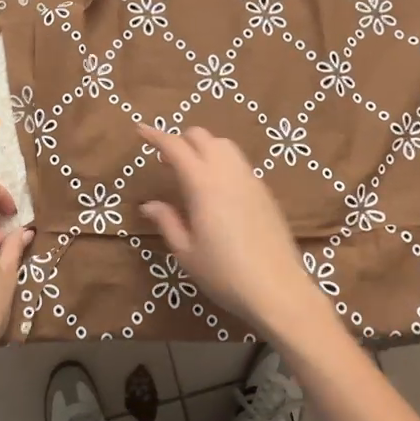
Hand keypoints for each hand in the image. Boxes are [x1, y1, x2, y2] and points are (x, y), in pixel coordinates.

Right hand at [137, 126, 326, 333]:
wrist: (279, 290)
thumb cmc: (225, 274)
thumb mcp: (187, 252)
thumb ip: (167, 221)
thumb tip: (149, 204)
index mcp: (202, 183)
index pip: (175, 146)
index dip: (155, 136)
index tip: (140, 131)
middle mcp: (226, 172)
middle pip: (200, 136)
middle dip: (180, 140)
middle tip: (166, 162)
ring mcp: (249, 178)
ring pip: (222, 144)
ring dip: (203, 147)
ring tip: (192, 173)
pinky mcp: (264, 190)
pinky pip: (238, 161)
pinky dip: (221, 161)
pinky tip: (217, 189)